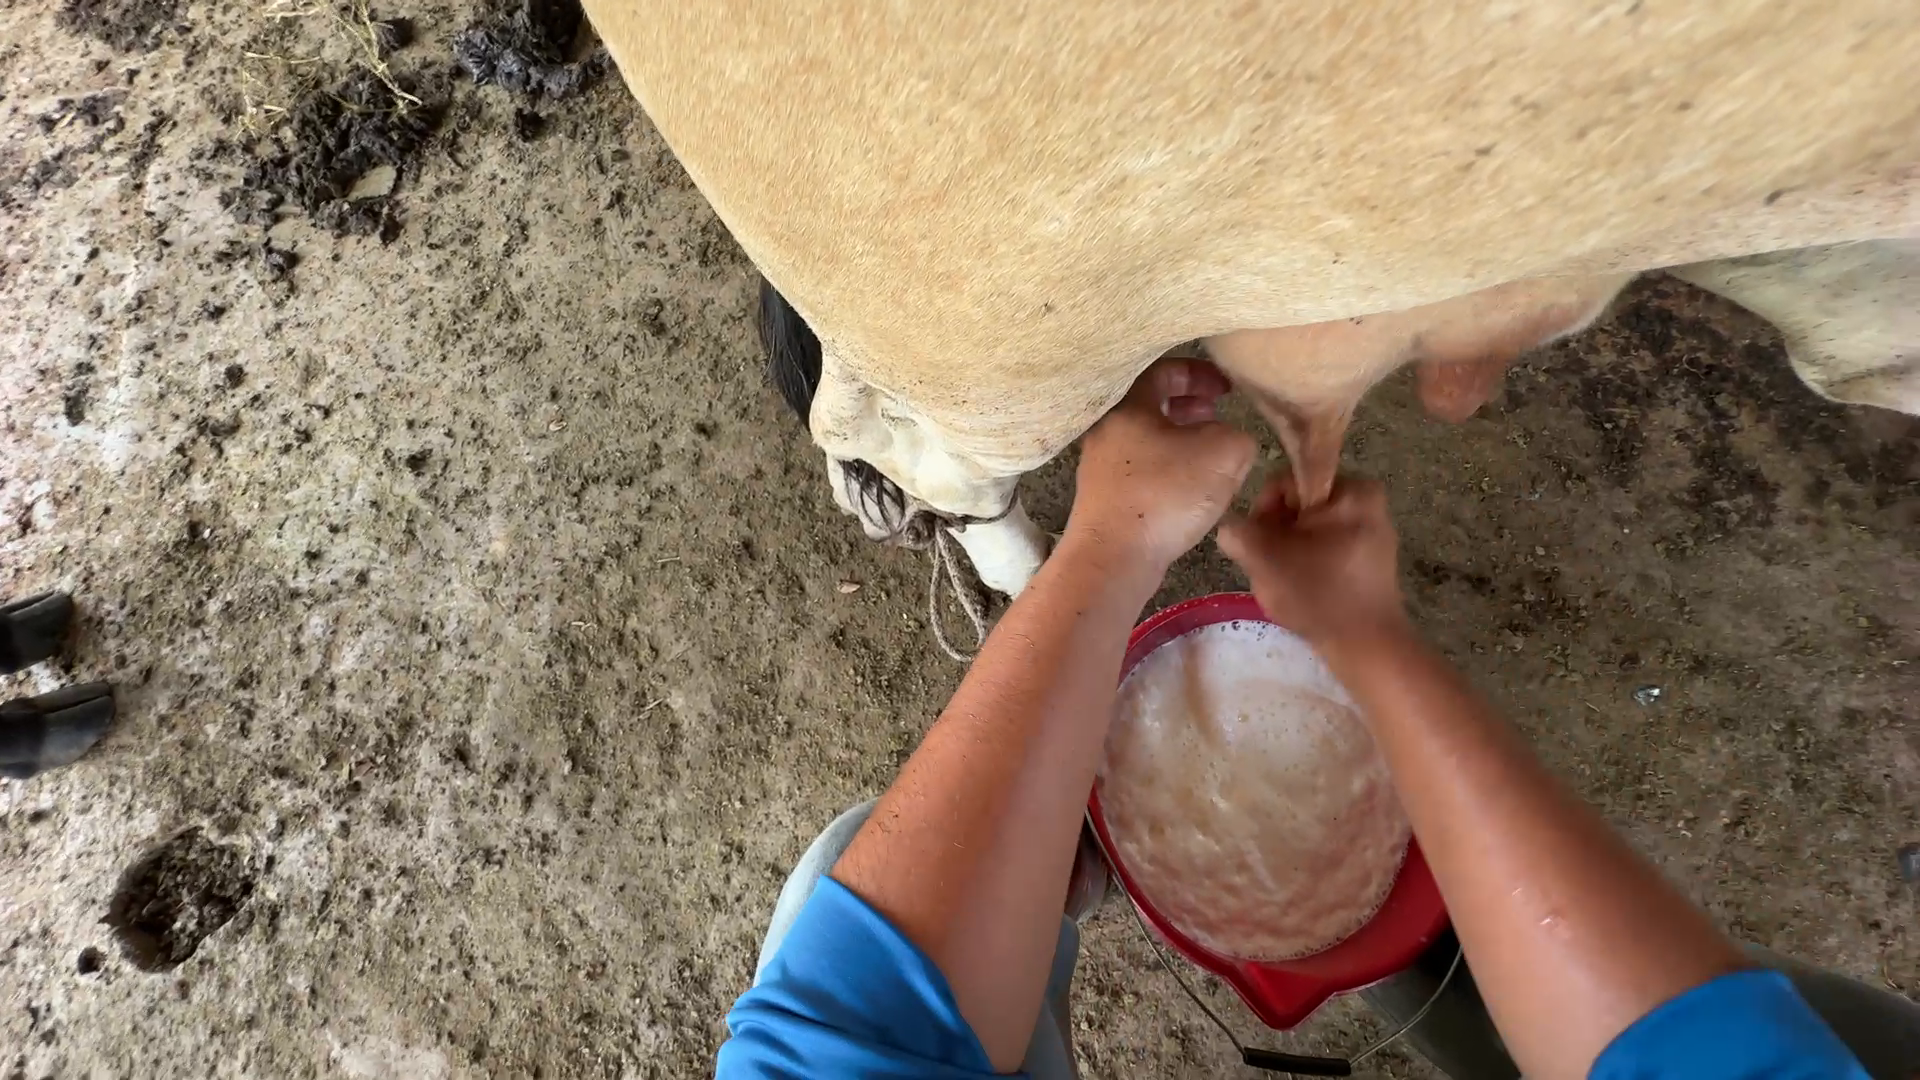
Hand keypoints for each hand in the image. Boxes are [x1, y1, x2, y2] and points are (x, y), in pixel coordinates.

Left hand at [1068, 359, 1256, 571]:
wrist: (1113, 557)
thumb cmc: (1165, 495)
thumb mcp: (1224, 452)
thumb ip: (1236, 434)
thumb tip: (1227, 439)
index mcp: (1126, 407)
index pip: (1160, 372)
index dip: (1198, 374)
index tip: (1225, 389)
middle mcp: (1105, 432)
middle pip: (1148, 406)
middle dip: (1187, 406)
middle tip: (1216, 415)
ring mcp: (1098, 468)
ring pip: (1143, 440)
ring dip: (1177, 441)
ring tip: (1207, 454)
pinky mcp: (1102, 500)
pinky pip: (1138, 472)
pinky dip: (1165, 470)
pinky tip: (1187, 492)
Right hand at [1216, 473, 1412, 652]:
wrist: (1366, 644)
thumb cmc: (1317, 593)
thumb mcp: (1263, 558)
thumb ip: (1237, 532)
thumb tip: (1232, 528)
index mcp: (1349, 489)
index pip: (1284, 481)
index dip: (1262, 510)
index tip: (1259, 542)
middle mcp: (1367, 499)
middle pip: (1297, 503)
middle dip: (1276, 531)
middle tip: (1269, 563)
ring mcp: (1372, 528)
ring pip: (1308, 526)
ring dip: (1288, 547)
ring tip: (1284, 577)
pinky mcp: (1371, 555)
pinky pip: (1326, 544)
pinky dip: (1307, 559)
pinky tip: (1302, 585)